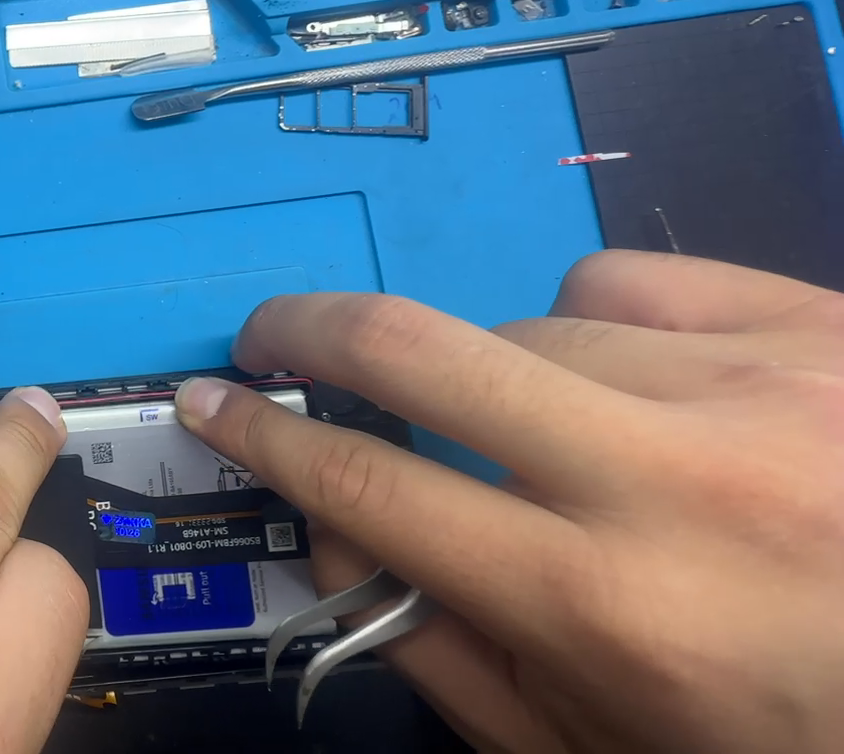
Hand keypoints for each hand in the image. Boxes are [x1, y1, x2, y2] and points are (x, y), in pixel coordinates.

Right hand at [175, 251, 843, 752]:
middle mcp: (685, 486)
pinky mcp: (834, 330)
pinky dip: (593, 324)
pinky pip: (622, 282)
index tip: (208, 400)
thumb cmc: (781, 745)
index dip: (262, 436)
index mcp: (614, 613)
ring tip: (556, 436)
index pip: (364, 487)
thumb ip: (422, 637)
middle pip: (407, 346)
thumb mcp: (583, 747)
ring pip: (518, 328)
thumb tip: (318, 521)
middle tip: (266, 339)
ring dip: (492, 378)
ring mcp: (772, 390)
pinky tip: (646, 385)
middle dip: (301, 329)